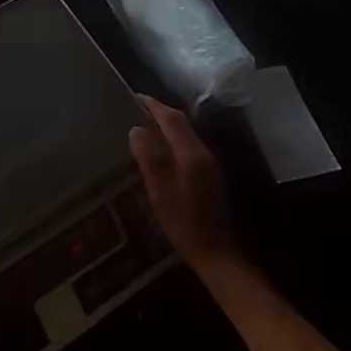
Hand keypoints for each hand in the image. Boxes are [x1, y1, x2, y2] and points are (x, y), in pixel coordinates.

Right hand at [130, 95, 239, 273]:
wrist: (216, 253)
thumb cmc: (184, 223)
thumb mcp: (160, 192)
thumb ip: (149, 158)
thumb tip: (136, 129)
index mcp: (192, 154)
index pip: (172, 119)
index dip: (153, 106)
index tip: (134, 98)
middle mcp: (203, 152)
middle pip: (181, 123)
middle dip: (160, 113)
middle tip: (135, 110)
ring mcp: (209, 164)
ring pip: (186, 134)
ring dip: (166, 126)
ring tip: (143, 126)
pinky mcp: (208, 175)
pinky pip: (188, 146)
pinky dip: (173, 140)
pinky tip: (159, 150)